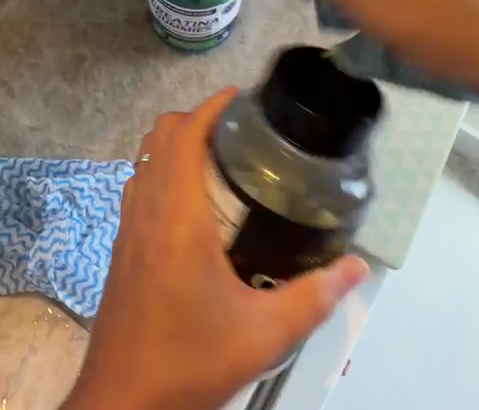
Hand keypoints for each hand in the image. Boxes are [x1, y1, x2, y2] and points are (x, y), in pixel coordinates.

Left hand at [64, 89, 368, 409]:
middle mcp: (147, 210)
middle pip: (161, 135)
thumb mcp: (263, 335)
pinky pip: (139, 185)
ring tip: (221, 157)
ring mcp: (128, 227)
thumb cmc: (189, 360)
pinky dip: (163, 171)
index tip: (245, 98)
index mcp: (177, 216)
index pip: (186, 133)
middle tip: (241, 131)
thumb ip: (314, 297)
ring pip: (146, 158)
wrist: (123, 403)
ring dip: (177, 143)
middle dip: (198, 119)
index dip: (213, 105)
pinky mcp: (121, 247)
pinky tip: (194, 202)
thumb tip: (358, 267)